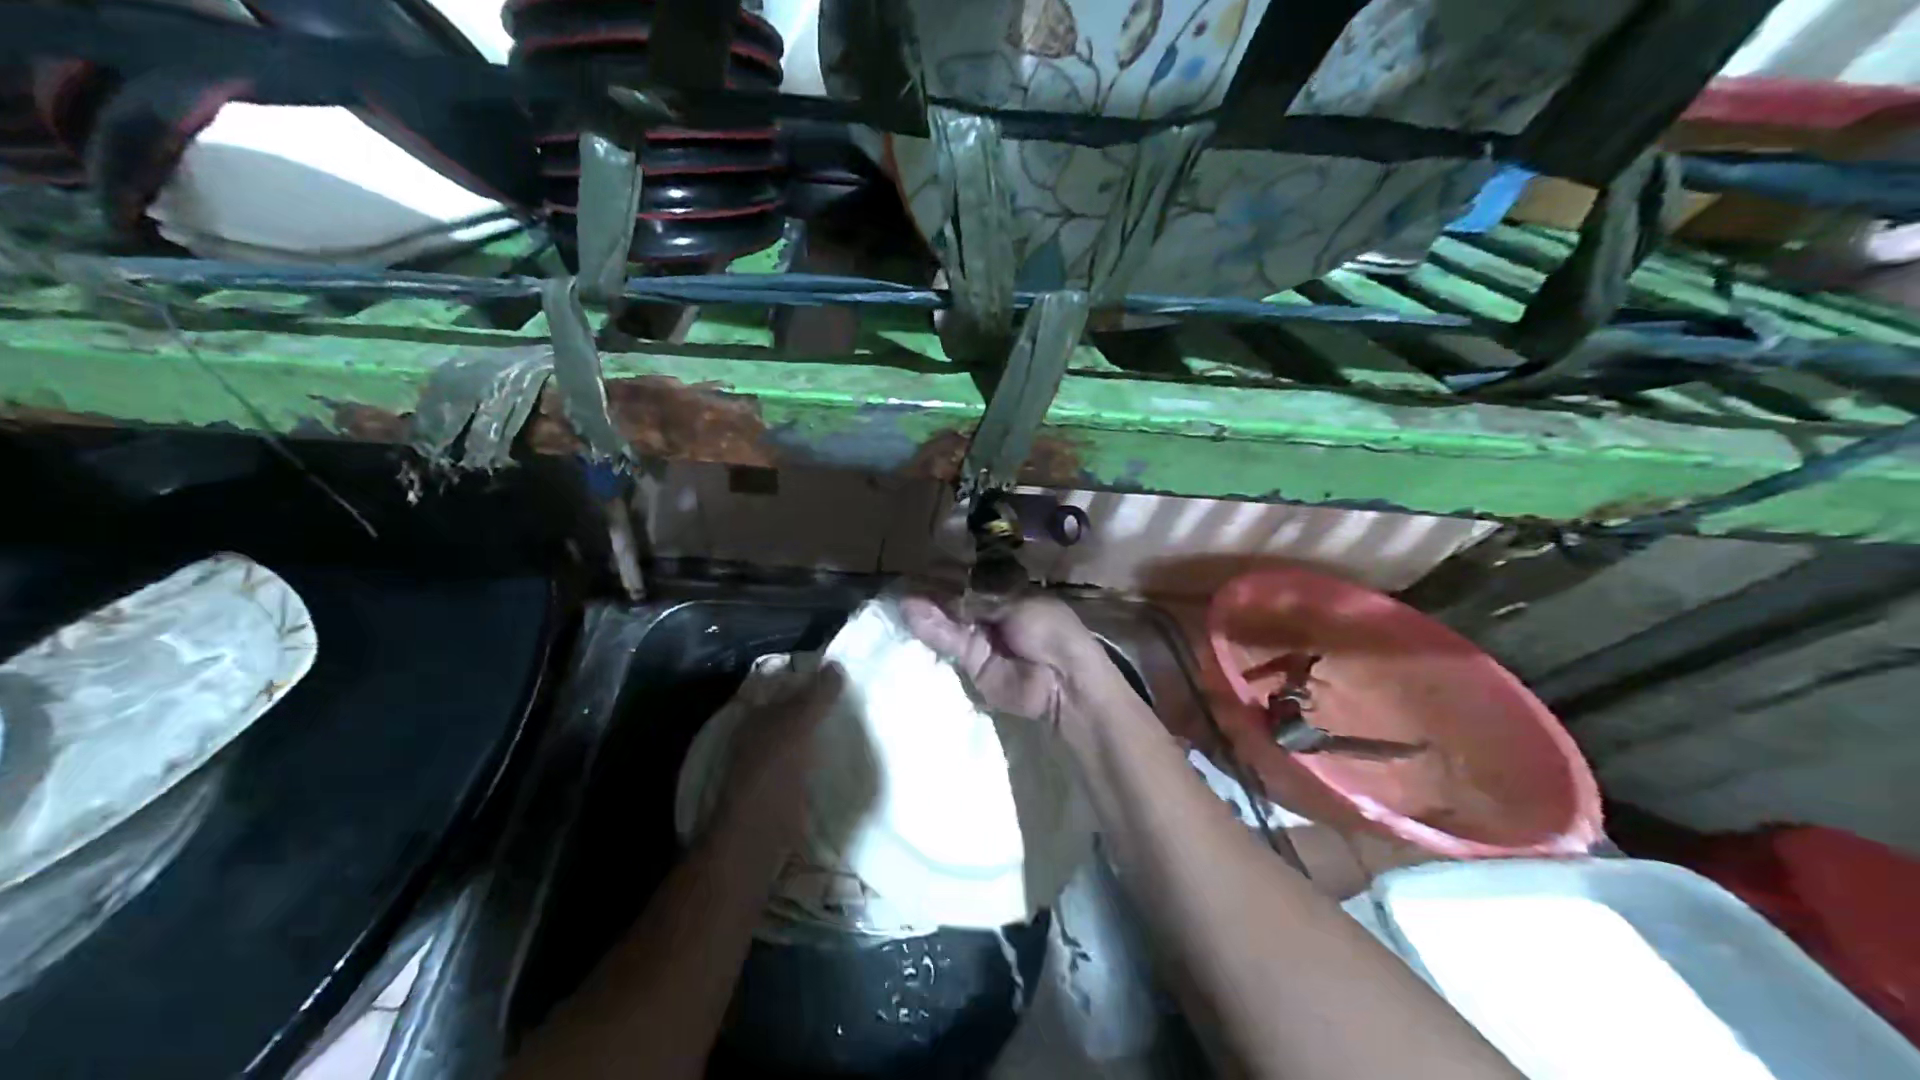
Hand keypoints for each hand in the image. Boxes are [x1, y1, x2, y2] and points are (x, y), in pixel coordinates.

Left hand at [717, 662, 844, 850]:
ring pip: (801, 737)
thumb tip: (836, 664)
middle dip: (820, 704)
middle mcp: (760, 736)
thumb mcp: (797, 727)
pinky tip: (844, 756)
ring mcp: (770, 764)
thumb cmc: (774, 775)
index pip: (784, 684)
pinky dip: (824, 757)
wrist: (758, 839)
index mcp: (758, 716)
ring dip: (824, 732)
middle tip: (855, 697)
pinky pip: (808, 762)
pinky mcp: (783, 789)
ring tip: (856, 724)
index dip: (811, 676)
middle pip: (794, 710)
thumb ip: (817, 696)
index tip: (842, 672)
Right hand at [900, 594, 1109, 725]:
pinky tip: (914, 617)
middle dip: (932, 592)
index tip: (926, 565)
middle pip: (954, 600)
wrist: (1065, 680)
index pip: (972, 579)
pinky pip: (949, 643)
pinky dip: (932, 631)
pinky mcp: (970, 663)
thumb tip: (943, 594)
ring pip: (947, 621)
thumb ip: (978, 600)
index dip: (950, 573)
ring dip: (927, 611)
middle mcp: (989, 613)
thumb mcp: (1018, 604)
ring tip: (904, 600)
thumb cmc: (1052, 631)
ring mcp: (979, 638)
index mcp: (1007, 593)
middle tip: (905, 583)